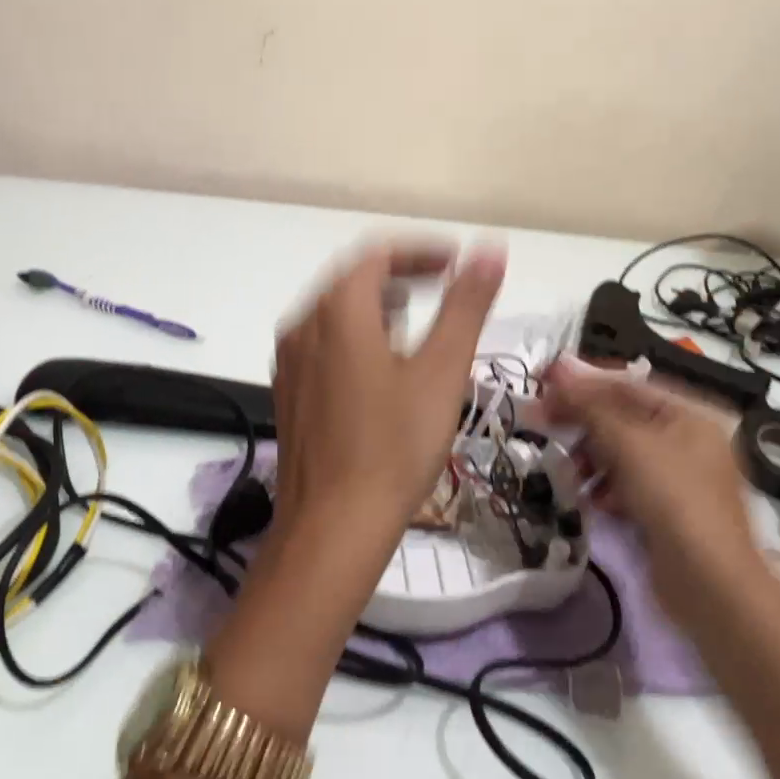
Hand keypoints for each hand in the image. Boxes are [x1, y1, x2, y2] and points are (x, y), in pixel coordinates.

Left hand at [270, 238, 507, 544]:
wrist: (332, 528)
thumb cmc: (394, 447)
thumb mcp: (442, 371)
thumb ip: (467, 305)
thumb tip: (491, 250)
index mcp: (338, 310)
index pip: (378, 253)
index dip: (423, 251)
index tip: (459, 264)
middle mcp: (303, 326)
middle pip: (353, 279)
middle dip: (403, 276)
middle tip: (446, 289)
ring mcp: (289, 362)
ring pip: (335, 313)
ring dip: (380, 307)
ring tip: (421, 327)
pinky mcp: (288, 394)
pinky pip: (323, 344)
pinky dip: (357, 338)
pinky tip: (385, 372)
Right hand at [543, 360, 760, 616]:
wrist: (711, 586)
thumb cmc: (674, 501)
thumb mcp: (629, 444)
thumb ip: (590, 405)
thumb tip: (557, 367)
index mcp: (690, 414)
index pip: (627, 384)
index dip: (582, 382)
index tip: (540, 384)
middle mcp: (689, 439)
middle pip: (623, 417)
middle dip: (583, 423)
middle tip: (542, 425)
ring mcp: (680, 477)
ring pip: (622, 453)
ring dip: (590, 458)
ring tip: (569, 472)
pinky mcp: (668, 511)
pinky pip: (627, 484)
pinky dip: (605, 487)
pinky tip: (591, 501)